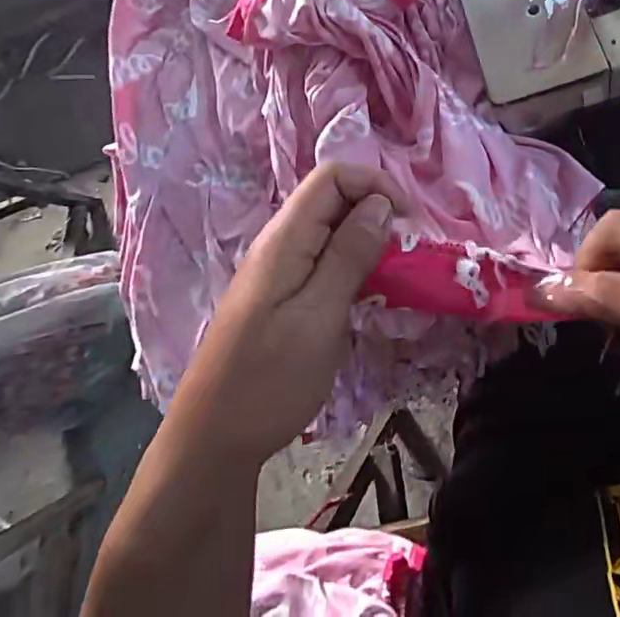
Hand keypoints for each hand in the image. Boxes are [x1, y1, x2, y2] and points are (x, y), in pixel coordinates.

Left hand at [170, 162, 407, 462]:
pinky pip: (324, 261)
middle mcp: (280, 244)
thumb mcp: (319, 315)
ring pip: (332, 231)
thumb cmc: (268, 380)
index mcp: (285, 239)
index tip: (407, 223)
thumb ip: (350, 254)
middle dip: (376, 213)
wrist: (212, 442)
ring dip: (368, 243)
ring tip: (395, 277)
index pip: (332, 177)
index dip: (375, 185)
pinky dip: (353, 267)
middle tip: (406, 255)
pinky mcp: (283, 295)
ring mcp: (279, 270)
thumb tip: (380, 204)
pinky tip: (368, 297)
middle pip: (333, 199)